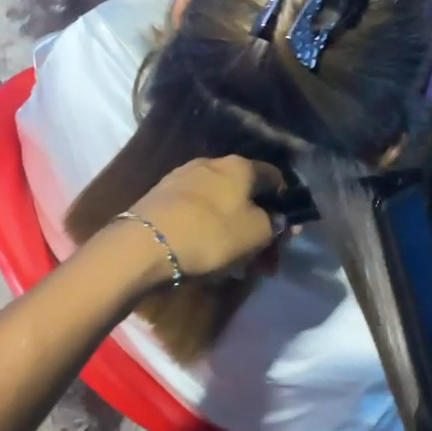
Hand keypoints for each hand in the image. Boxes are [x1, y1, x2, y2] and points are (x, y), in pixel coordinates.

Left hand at [124, 156, 283, 279]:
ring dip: (233, 233)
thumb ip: (274, 224)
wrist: (144, 244)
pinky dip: (208, 232)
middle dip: (259, 228)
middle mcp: (211, 163)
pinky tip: (207, 258)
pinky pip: (197, 213)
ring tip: (235, 267)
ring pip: (221, 206)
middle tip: (263, 262)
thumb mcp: (257, 234)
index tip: (287, 235)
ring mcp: (183, 178)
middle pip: (246, 195)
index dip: (286, 206)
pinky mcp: (162, 197)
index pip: (275, 178)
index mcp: (239, 166)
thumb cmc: (210, 235)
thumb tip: (276, 218)